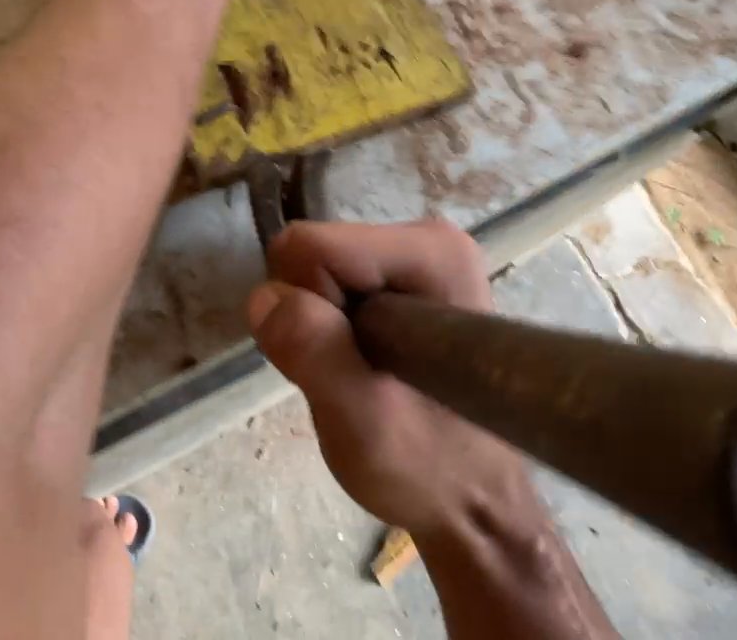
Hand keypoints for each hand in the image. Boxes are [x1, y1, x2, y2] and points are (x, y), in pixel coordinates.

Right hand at [246, 220, 542, 538]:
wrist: (472, 497)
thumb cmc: (429, 469)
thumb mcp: (364, 425)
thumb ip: (316, 353)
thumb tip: (264, 296)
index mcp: (433, 256)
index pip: (313, 249)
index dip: (308, 310)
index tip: (343, 363)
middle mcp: (428, 240)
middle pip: (311, 253)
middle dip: (313, 315)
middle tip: (352, 375)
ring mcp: (414, 254)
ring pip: (311, 268)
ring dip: (320, 325)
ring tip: (361, 375)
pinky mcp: (400, 273)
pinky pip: (324, 282)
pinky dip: (330, 325)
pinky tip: (364, 363)